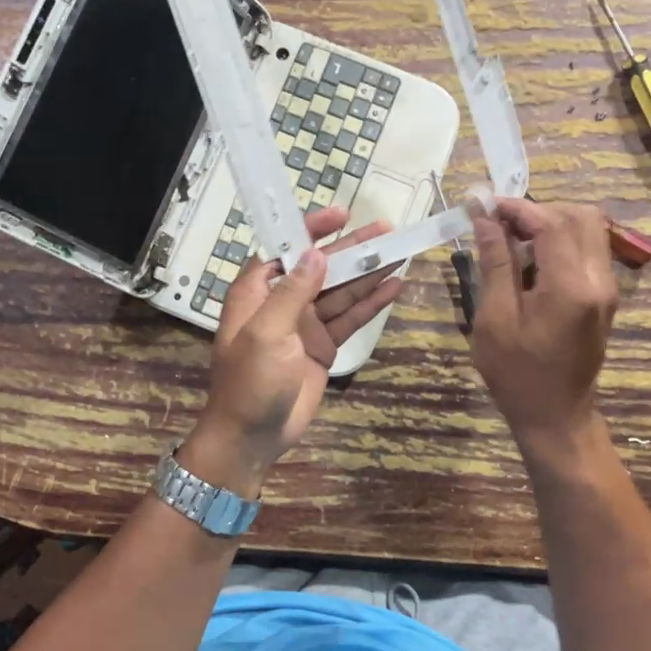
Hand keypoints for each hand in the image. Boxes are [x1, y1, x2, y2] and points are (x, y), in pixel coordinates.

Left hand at [185, 208, 402, 492]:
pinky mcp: (323, 347)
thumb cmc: (250, 381)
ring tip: (401, 252)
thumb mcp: (266, 333)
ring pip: (341, 292)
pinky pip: (349, 318)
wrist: (252, 435)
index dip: (312, 231)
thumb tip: (314, 254)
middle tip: (387, 230)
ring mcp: (305, 325)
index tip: (342, 215)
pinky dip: (371, 303)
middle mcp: (282, 303)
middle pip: (321, 268)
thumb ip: (292, 293)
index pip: (287, 250)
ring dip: (368, 273)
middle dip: (352, 250)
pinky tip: (394, 286)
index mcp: (257, 292)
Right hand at [469, 199, 619, 442]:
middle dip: (538, 210)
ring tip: (512, 240)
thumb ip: (494, 262)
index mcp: (571, 287)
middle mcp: (599, 281)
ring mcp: (608, 288)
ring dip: (551, 222)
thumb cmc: (516, 373)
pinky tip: (530, 259)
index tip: (484, 204)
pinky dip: (560, 241)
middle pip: (579, 216)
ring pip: (589, 228)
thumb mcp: (494, 318)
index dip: (517, 207)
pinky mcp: (605, 295)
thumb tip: (485, 217)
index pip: (551, 223)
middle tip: (499, 223)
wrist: (555, 415)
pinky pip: (589, 249)